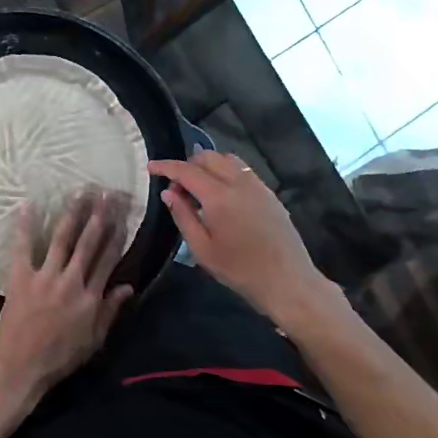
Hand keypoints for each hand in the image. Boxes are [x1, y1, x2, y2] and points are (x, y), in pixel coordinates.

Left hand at [0, 192, 135, 395]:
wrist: (21, 367)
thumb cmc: (61, 357)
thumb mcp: (95, 339)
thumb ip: (110, 311)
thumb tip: (128, 286)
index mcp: (91, 297)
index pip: (109, 258)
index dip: (116, 234)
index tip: (122, 214)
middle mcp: (72, 281)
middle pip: (89, 242)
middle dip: (99, 215)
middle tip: (106, 193)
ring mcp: (45, 277)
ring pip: (63, 239)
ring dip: (72, 214)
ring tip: (79, 192)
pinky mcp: (20, 279)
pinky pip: (23, 248)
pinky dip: (25, 226)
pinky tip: (28, 205)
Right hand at [148, 150, 333, 321]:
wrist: (286, 279)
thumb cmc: (240, 270)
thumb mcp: (203, 249)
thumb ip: (183, 217)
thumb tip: (168, 193)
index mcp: (219, 196)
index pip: (187, 170)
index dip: (166, 166)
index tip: (151, 167)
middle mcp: (240, 182)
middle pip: (208, 157)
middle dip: (188, 165)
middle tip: (177, 188)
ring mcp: (258, 186)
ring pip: (228, 160)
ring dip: (209, 166)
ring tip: (199, 190)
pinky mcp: (270, 194)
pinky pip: (244, 171)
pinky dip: (227, 172)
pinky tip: (223, 195)